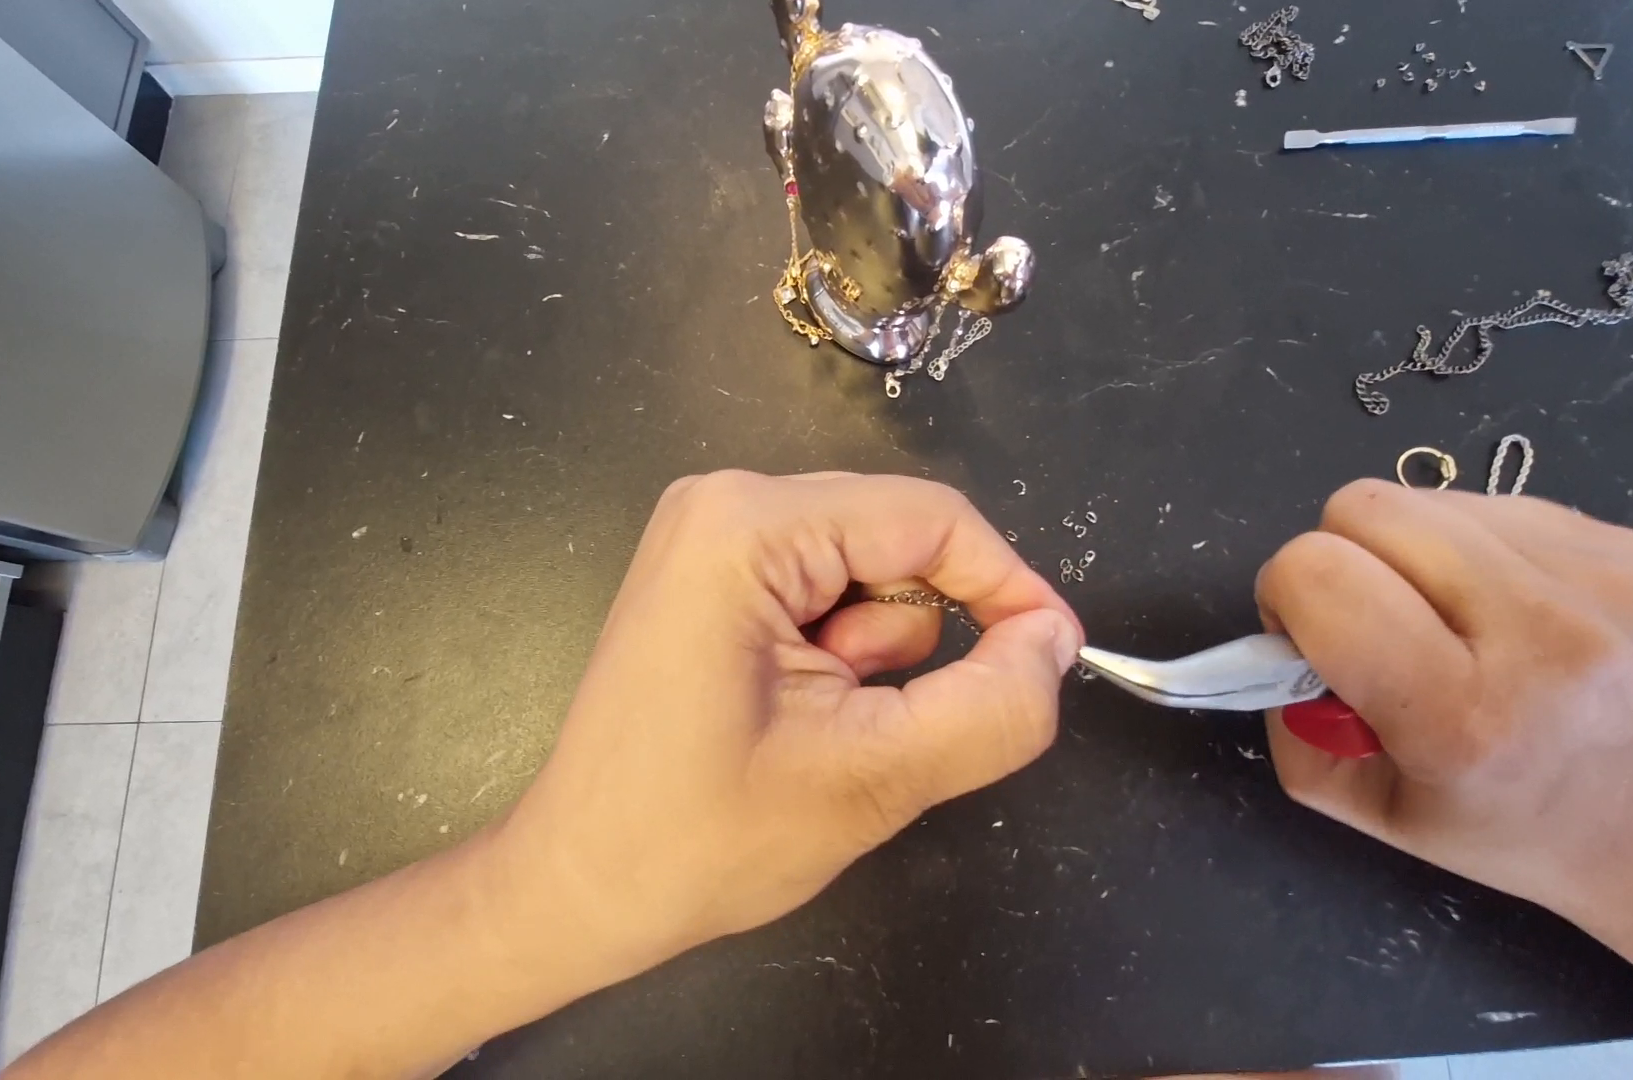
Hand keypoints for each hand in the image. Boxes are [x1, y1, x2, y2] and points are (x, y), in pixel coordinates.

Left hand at [495, 471, 1081, 976]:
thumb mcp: (871, 779)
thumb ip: (993, 707)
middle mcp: (725, 502)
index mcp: (748, 526)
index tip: (1052, 657)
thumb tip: (1054, 639)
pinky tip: (792, 708)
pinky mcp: (712, 572)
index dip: (1009, 585)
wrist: (579, 884)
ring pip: (868, 571)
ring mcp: (712, 534)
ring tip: (815, 722)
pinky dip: (839, 653)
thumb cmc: (701, 839)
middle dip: (913, 638)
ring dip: (871, 654)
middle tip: (871, 724)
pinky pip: (826, 591)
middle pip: (897, 540)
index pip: (930, 518)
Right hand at [1254, 479, 1632, 931]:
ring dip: (1396, 548)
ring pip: (1416, 497)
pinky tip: (1489, 604)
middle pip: (1362, 510)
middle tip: (1363, 616)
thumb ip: (1283, 712)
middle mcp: (1543, 635)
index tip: (1304, 637)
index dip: (1283, 593)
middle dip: (1332, 555)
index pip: (1317, 574)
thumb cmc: (1486, 823)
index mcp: (1458, 714)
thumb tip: (1282, 632)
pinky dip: (1458, 545)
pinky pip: (1483, 504)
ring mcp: (1600, 582)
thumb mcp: (1349, 796)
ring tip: (1434, 612)